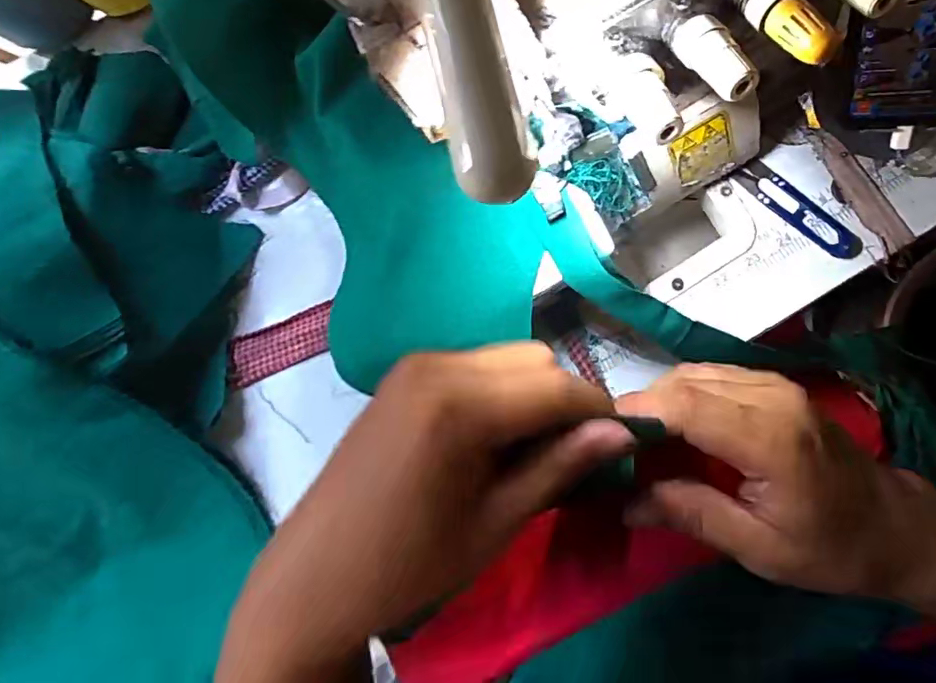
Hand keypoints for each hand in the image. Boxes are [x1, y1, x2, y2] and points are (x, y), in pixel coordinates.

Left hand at [218, 342, 633, 682]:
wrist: (312, 579)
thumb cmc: (409, 564)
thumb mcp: (496, 523)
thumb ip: (561, 467)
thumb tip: (624, 432)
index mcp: (460, 404)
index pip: (556, 386)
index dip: (598, 409)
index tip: (624, 438)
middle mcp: (440, 364)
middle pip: (536, 359)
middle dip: (566, 399)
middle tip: (574, 451)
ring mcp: (420, 361)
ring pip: (510, 356)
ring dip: (536, 391)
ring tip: (534, 445)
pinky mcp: (408, 370)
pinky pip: (479, 363)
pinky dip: (503, 389)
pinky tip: (494, 433)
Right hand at [615, 363, 935, 601]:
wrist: (893, 525)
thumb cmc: (831, 548)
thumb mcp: (761, 548)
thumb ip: (693, 513)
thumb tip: (627, 501)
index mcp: (770, 436)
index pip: (687, 405)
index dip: (640, 413)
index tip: (601, 435)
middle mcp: (771, 394)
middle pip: (688, 381)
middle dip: (645, 406)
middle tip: (614, 443)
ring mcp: (775, 382)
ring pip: (699, 372)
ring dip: (664, 398)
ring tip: (640, 438)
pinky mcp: (776, 383)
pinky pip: (717, 375)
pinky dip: (687, 393)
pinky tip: (677, 425)